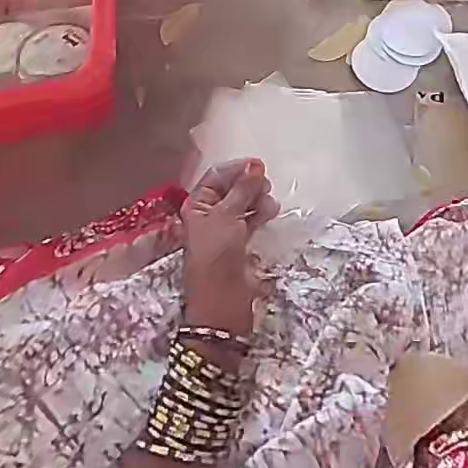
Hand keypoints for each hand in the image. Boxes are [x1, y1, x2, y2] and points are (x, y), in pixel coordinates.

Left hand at [181, 159, 278, 335]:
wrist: (222, 302)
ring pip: (244, 204)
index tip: (259, 165)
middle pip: (231, 189)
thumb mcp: (227, 218)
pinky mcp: (239, 243)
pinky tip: (270, 213)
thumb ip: (243, 191)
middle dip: (249, 184)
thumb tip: (255, 166)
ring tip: (270, 204)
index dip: (236, 169)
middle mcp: (209, 215)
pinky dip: (261, 213)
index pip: (216, 176)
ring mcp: (225, 229)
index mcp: (197, 205)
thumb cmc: (217, 256)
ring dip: (258, 199)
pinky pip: (251, 220)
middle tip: (266, 186)